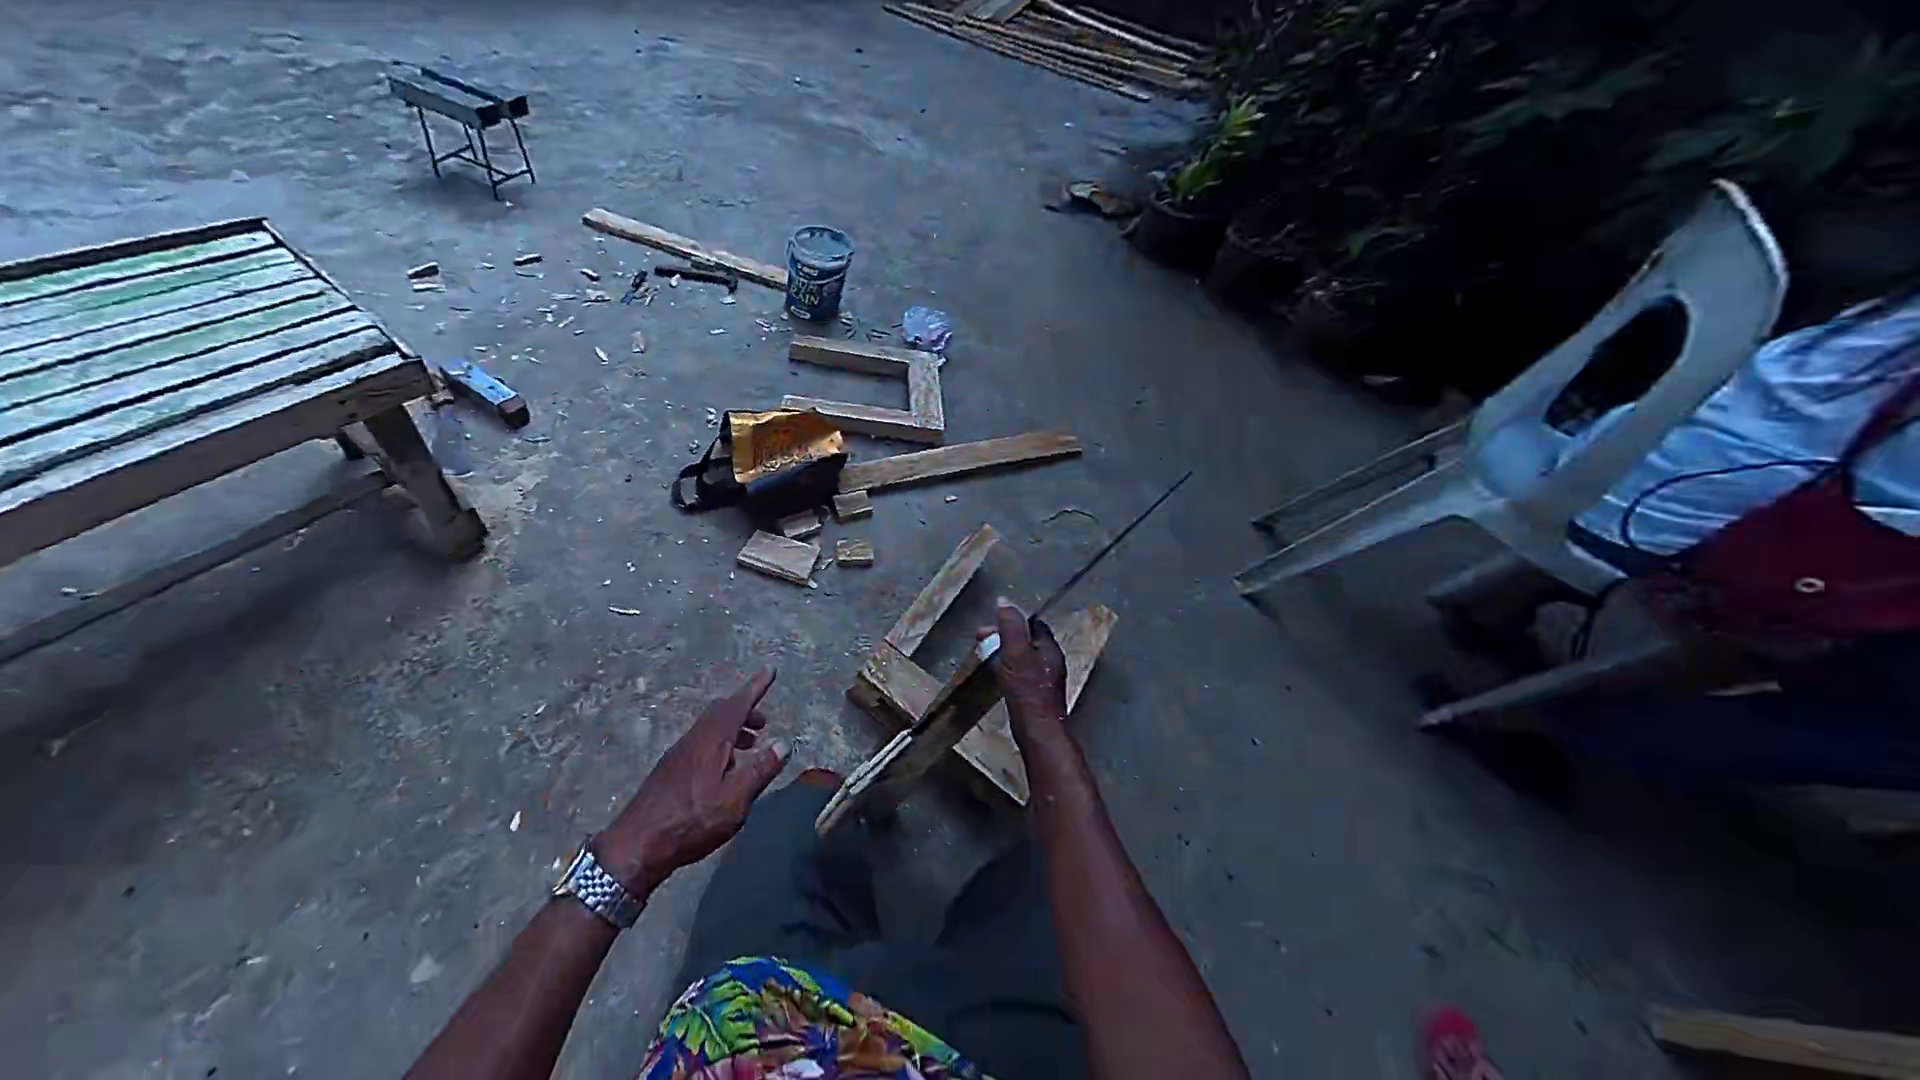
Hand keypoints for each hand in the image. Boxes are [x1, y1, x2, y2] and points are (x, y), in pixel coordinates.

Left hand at [594, 670, 789, 893]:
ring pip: (710, 727)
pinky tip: (724, 771)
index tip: (770, 670)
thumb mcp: (735, 799)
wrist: (636, 846)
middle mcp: (693, 739)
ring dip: (733, 729)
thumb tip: (785, 743)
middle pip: (721, 711)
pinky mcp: (670, 770)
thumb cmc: (691, 820)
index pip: (738, 704)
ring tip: (750, 749)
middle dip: (745, 710)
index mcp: (711, 740)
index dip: (756, 687)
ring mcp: (678, 754)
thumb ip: (761, 769)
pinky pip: (700, 742)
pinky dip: (719, 744)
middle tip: (764, 723)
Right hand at [985, 600, 1067, 736]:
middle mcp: (1051, 661)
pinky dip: (1007, 668)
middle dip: (1004, 636)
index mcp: (1049, 647)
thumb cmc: (1027, 690)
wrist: (1037, 730)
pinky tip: (997, 676)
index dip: (1012, 620)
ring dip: (1004, 652)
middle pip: (1026, 640)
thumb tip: (1004, 601)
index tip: (992, 623)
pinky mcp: (1037, 694)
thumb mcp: (1015, 652)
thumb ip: (1011, 626)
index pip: (1032, 623)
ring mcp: (1046, 679)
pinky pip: (1021, 673)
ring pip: (1023, 657)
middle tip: (982, 639)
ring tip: (985, 655)